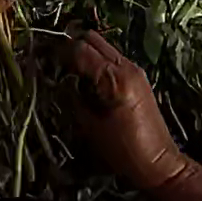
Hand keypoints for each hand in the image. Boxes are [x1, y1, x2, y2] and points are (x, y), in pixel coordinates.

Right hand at [70, 31, 194, 191]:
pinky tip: (86, 77)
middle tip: (55, 60)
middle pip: (93, 39)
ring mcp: (134, 69)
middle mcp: (126, 66)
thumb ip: (73, 100)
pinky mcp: (138, 76)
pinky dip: (97, 60)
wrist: (158, 161)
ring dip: (85, 51)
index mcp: (114, 78)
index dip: (60, 52)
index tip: (43, 57)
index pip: (81, 50)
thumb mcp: (91, 127)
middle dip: (72, 45)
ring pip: (104, 46)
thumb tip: (59, 82)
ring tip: (68, 68)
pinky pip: (113, 58)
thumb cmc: (123, 149)